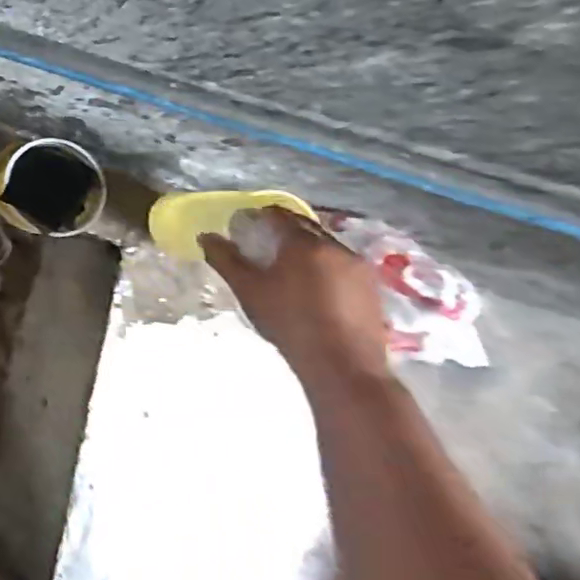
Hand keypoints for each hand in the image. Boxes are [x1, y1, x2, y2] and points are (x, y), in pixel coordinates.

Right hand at [200, 207, 390, 388]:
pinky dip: (322, 266)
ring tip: (284, 267)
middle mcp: (338, 248)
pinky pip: (341, 264)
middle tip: (259, 245)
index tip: (240, 227)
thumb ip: (223, 257)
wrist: (343, 365)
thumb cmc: (288, 319)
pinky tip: (310, 286)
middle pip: (305, 227)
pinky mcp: (373, 289)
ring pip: (325, 246)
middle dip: (281, 230)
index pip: (278, 214)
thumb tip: (206, 236)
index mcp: (305, 243)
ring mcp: (361, 269)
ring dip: (303, 248)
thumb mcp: (246, 287)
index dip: (256, 216)